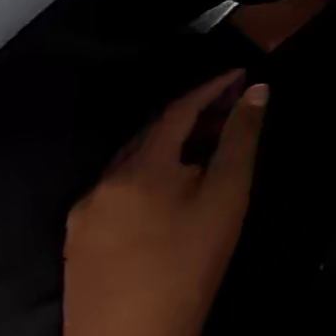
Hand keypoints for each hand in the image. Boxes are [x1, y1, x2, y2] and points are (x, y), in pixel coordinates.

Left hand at [63, 71, 268, 335]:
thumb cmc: (189, 261)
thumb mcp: (228, 194)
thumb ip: (242, 137)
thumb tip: (258, 90)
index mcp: (138, 169)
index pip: (178, 110)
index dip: (212, 88)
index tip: (242, 73)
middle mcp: (102, 184)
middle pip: (152, 134)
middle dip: (194, 115)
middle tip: (233, 107)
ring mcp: (83, 217)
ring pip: (133, 163)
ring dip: (172, 145)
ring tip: (208, 144)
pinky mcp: (77, 244)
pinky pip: (119, 190)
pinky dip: (151, 174)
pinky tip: (173, 188)